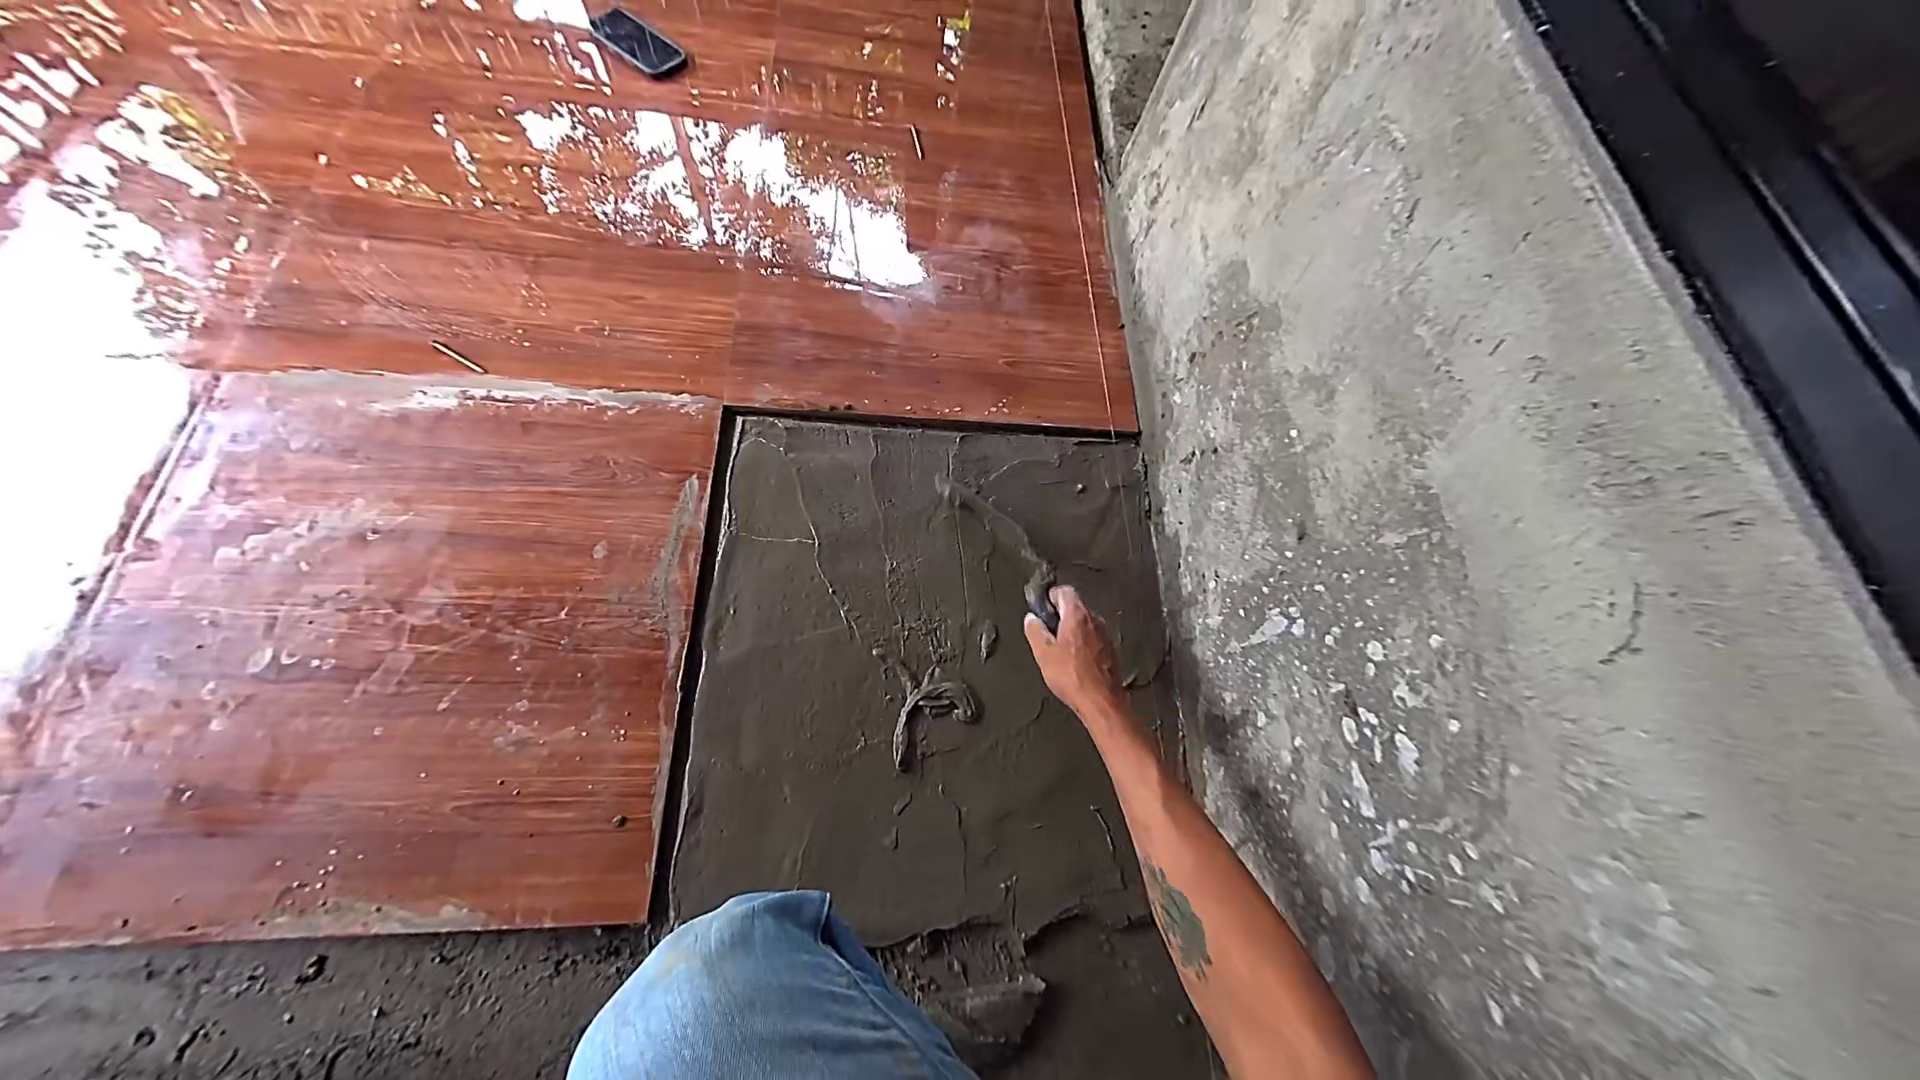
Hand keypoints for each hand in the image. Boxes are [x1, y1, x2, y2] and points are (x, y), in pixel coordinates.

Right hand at [1024, 585, 1126, 721]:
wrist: (1101, 702)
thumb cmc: (1075, 678)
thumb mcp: (1043, 653)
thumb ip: (1035, 631)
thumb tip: (1031, 620)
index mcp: (1077, 616)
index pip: (1064, 591)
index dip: (1050, 597)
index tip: (1042, 607)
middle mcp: (1095, 622)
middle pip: (1075, 607)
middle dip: (1060, 617)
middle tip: (1047, 632)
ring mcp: (1105, 637)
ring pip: (1085, 625)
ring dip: (1072, 632)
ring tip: (1060, 652)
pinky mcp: (1111, 652)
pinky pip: (1094, 641)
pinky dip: (1083, 646)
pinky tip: (1074, 663)